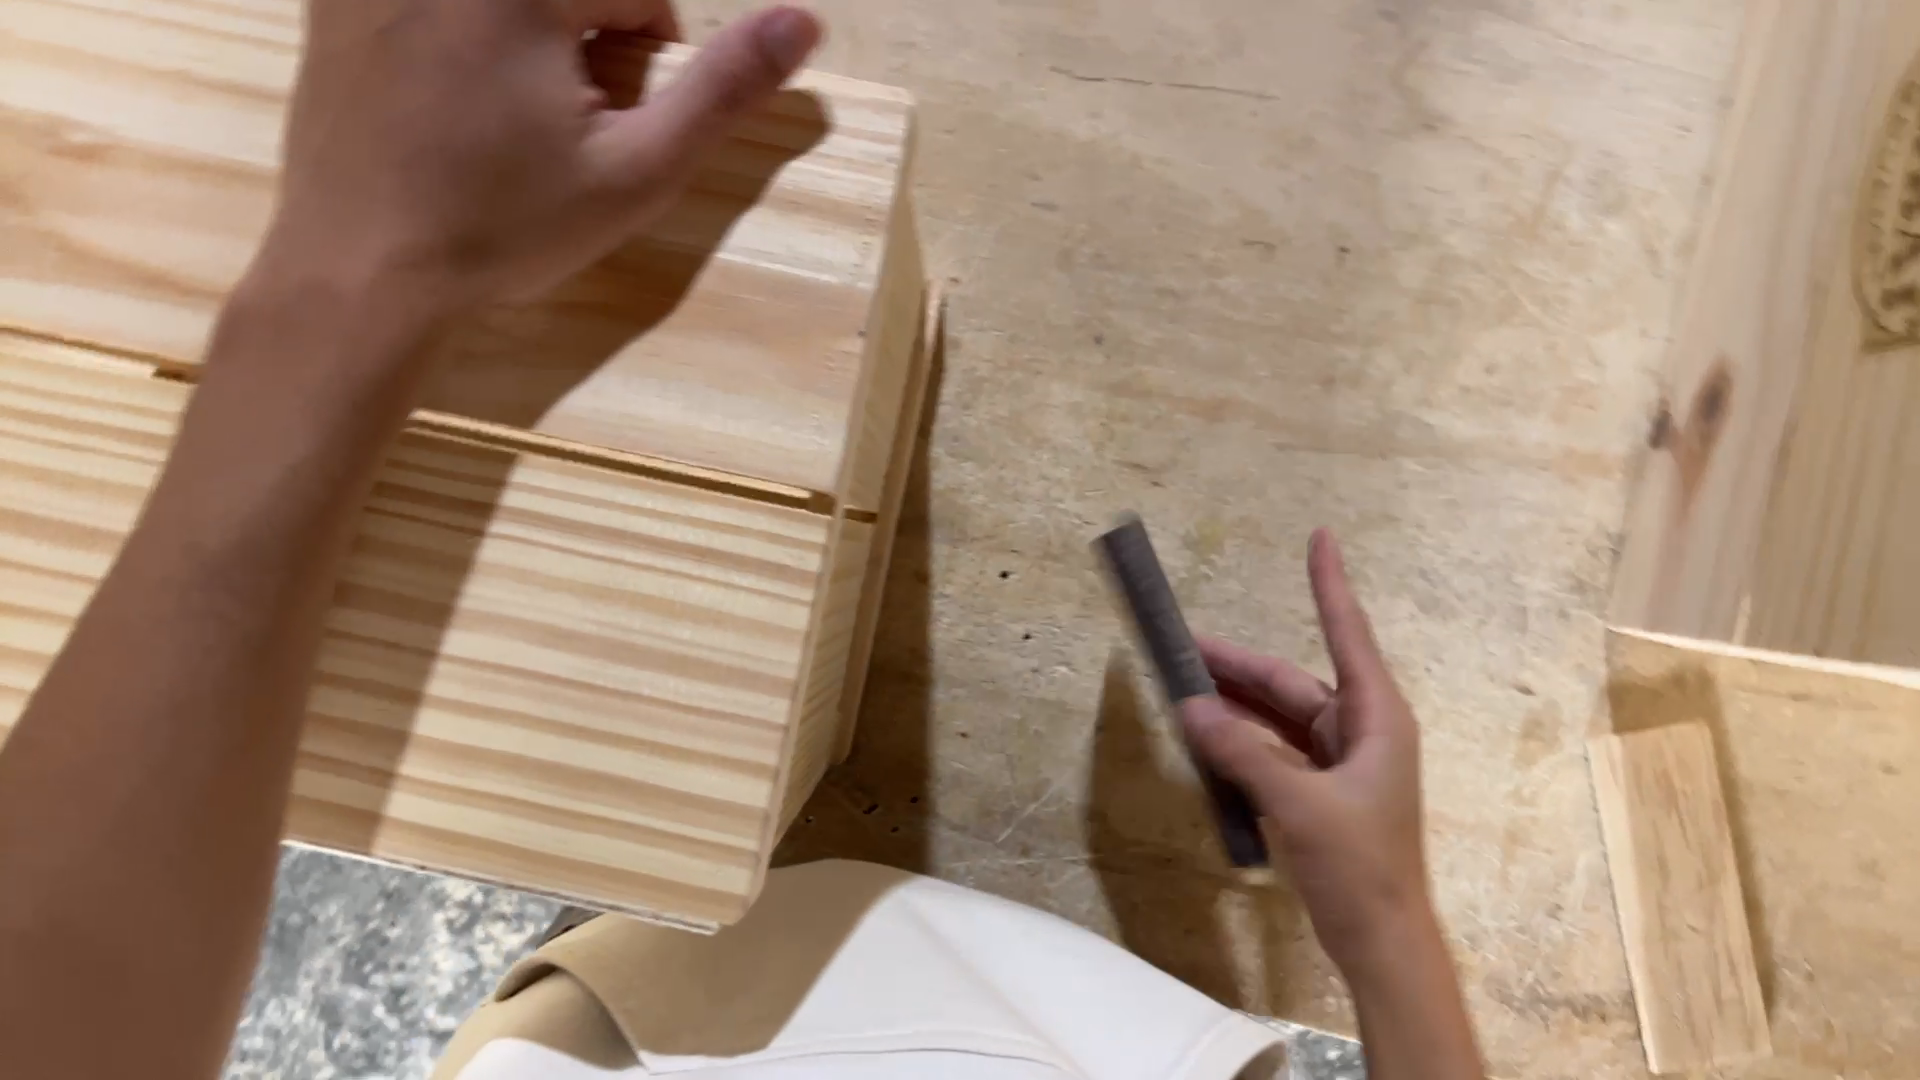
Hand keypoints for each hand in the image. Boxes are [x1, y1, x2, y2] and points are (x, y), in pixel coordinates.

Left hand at [261, 0, 821, 316]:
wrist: (370, 268)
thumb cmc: (514, 226)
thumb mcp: (639, 170)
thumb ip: (722, 90)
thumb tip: (805, 21)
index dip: (649, 50)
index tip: (617, 115)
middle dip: (590, 28)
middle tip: (565, 108)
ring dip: (536, 29)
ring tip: (510, 101)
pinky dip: (469, 28)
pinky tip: (451, 88)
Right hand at [1179, 529, 1431, 965]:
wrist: (1381, 940)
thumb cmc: (1357, 863)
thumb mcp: (1295, 801)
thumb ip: (1240, 750)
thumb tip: (1188, 707)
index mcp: (1374, 717)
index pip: (1346, 633)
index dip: (1330, 584)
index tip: (1321, 537)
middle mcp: (1356, 729)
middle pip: (1287, 681)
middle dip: (1234, 665)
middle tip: (1179, 646)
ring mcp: (1335, 761)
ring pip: (1273, 715)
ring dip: (1230, 703)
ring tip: (1179, 686)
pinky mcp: (1315, 789)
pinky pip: (1269, 748)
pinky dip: (1237, 739)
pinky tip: (1202, 735)